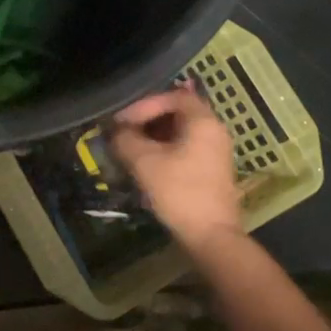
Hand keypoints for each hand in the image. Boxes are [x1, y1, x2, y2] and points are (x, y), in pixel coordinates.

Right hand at [111, 89, 242, 249]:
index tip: (123, 121)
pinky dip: (164, 150)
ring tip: (129, 149)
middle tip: (123, 133)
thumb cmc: (179, 191)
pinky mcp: (211, 170)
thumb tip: (115, 131)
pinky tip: (145, 164)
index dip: (145, 104)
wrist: (210, 234)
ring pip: (180, 132)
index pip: (174, 96)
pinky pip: (185, 149)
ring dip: (153, 136)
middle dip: (147, 120)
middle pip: (178, 113)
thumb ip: (125, 139)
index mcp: (203, 122)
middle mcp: (214, 131)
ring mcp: (215, 151)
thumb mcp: (144, 162)